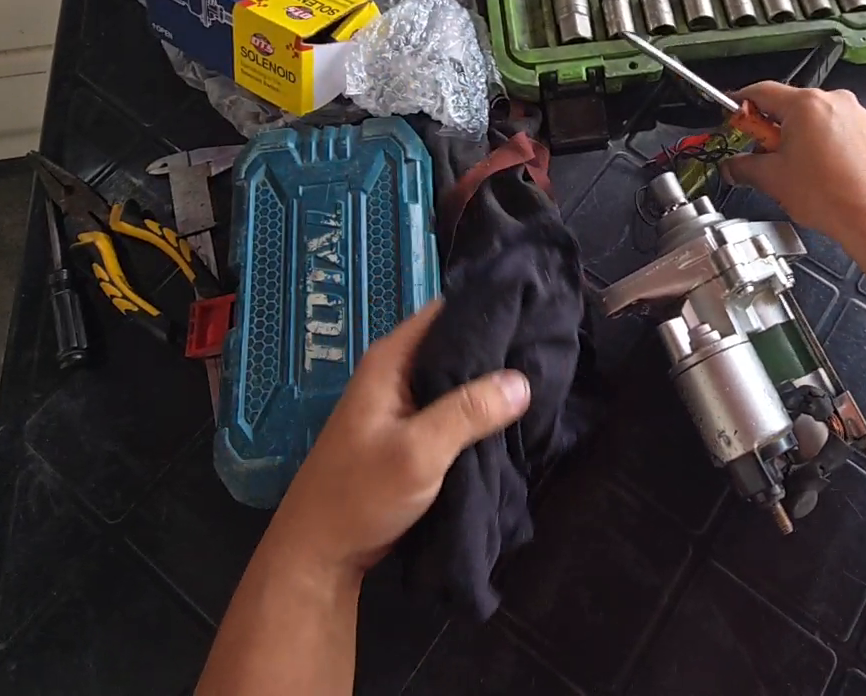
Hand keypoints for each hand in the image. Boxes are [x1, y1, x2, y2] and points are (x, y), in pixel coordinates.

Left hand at [270, 300, 530, 577]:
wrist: (320, 557)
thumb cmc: (359, 496)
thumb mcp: (417, 452)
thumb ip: (469, 413)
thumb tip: (522, 381)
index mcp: (392, 359)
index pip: (447, 311)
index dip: (488, 307)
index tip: (532, 311)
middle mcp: (399, 371)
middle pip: (456, 342)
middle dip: (497, 345)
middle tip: (545, 346)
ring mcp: (405, 402)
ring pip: (458, 377)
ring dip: (491, 380)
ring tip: (541, 373)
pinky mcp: (414, 431)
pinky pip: (455, 406)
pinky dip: (481, 407)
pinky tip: (514, 411)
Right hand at [722, 82, 865, 250]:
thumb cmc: (829, 196)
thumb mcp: (772, 179)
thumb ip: (744, 167)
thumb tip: (733, 166)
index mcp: (805, 105)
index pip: (761, 91)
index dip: (740, 103)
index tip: (732, 115)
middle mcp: (833, 101)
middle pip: (788, 104)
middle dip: (769, 127)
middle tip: (759, 153)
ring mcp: (855, 114)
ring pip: (811, 117)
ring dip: (795, 135)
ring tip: (791, 168)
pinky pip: (833, 127)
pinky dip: (818, 142)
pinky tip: (815, 169)